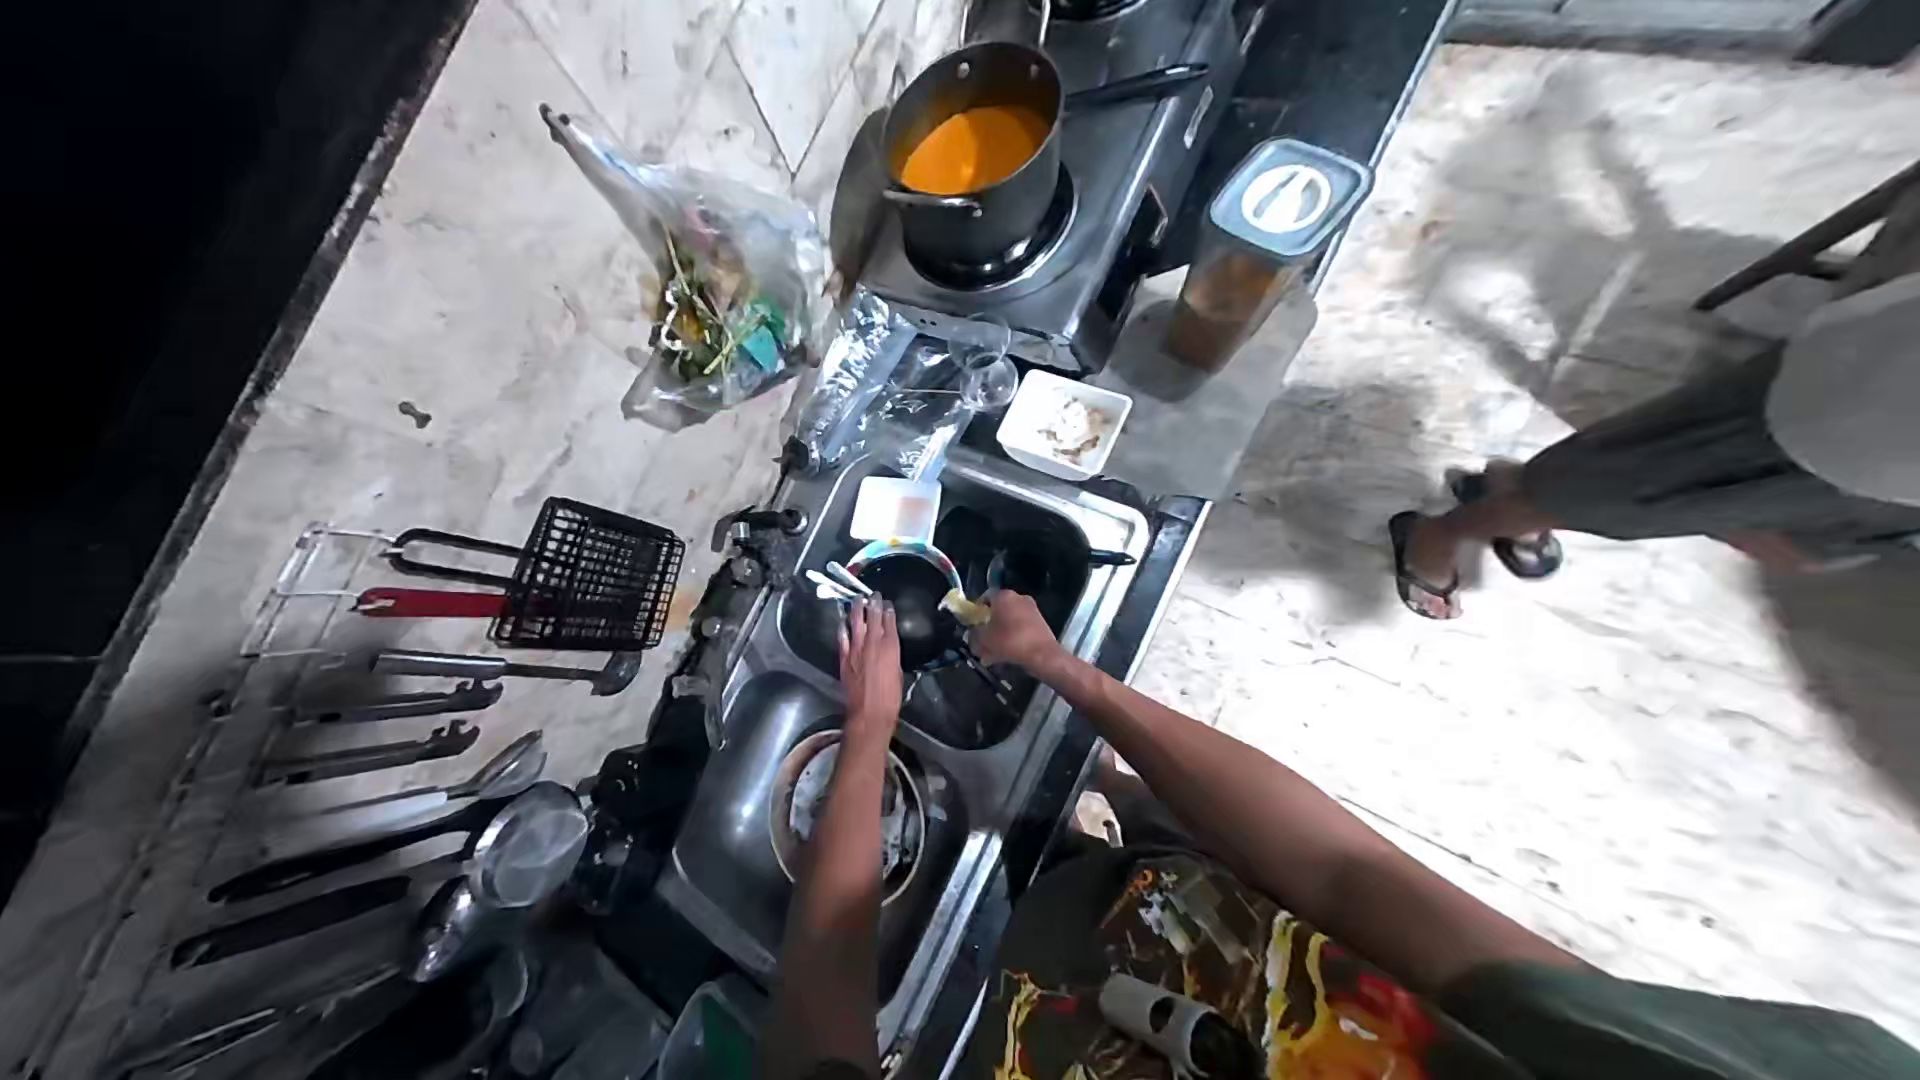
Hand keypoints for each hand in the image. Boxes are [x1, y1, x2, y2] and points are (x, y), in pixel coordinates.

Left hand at [838, 596, 901, 746]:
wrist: (869, 713)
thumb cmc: (890, 698)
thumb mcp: (898, 673)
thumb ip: (892, 657)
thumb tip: (889, 650)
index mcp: (891, 647)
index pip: (889, 622)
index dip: (889, 610)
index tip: (888, 603)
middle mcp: (873, 644)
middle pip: (873, 617)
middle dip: (874, 604)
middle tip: (874, 594)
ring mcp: (857, 649)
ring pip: (856, 623)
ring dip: (857, 610)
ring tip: (858, 600)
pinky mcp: (844, 658)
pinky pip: (843, 637)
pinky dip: (843, 627)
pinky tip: (843, 621)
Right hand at [971, 590, 1065, 673]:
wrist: (1042, 655)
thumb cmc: (1009, 642)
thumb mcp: (983, 640)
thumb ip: (973, 635)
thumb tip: (971, 634)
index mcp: (1004, 596)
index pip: (985, 597)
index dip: (977, 610)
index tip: (973, 625)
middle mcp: (1019, 597)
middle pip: (998, 609)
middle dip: (989, 624)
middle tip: (982, 639)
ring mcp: (1032, 609)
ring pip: (1010, 619)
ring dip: (1001, 632)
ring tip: (994, 651)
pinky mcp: (1040, 622)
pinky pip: (1021, 627)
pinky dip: (1014, 637)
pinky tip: (1008, 653)